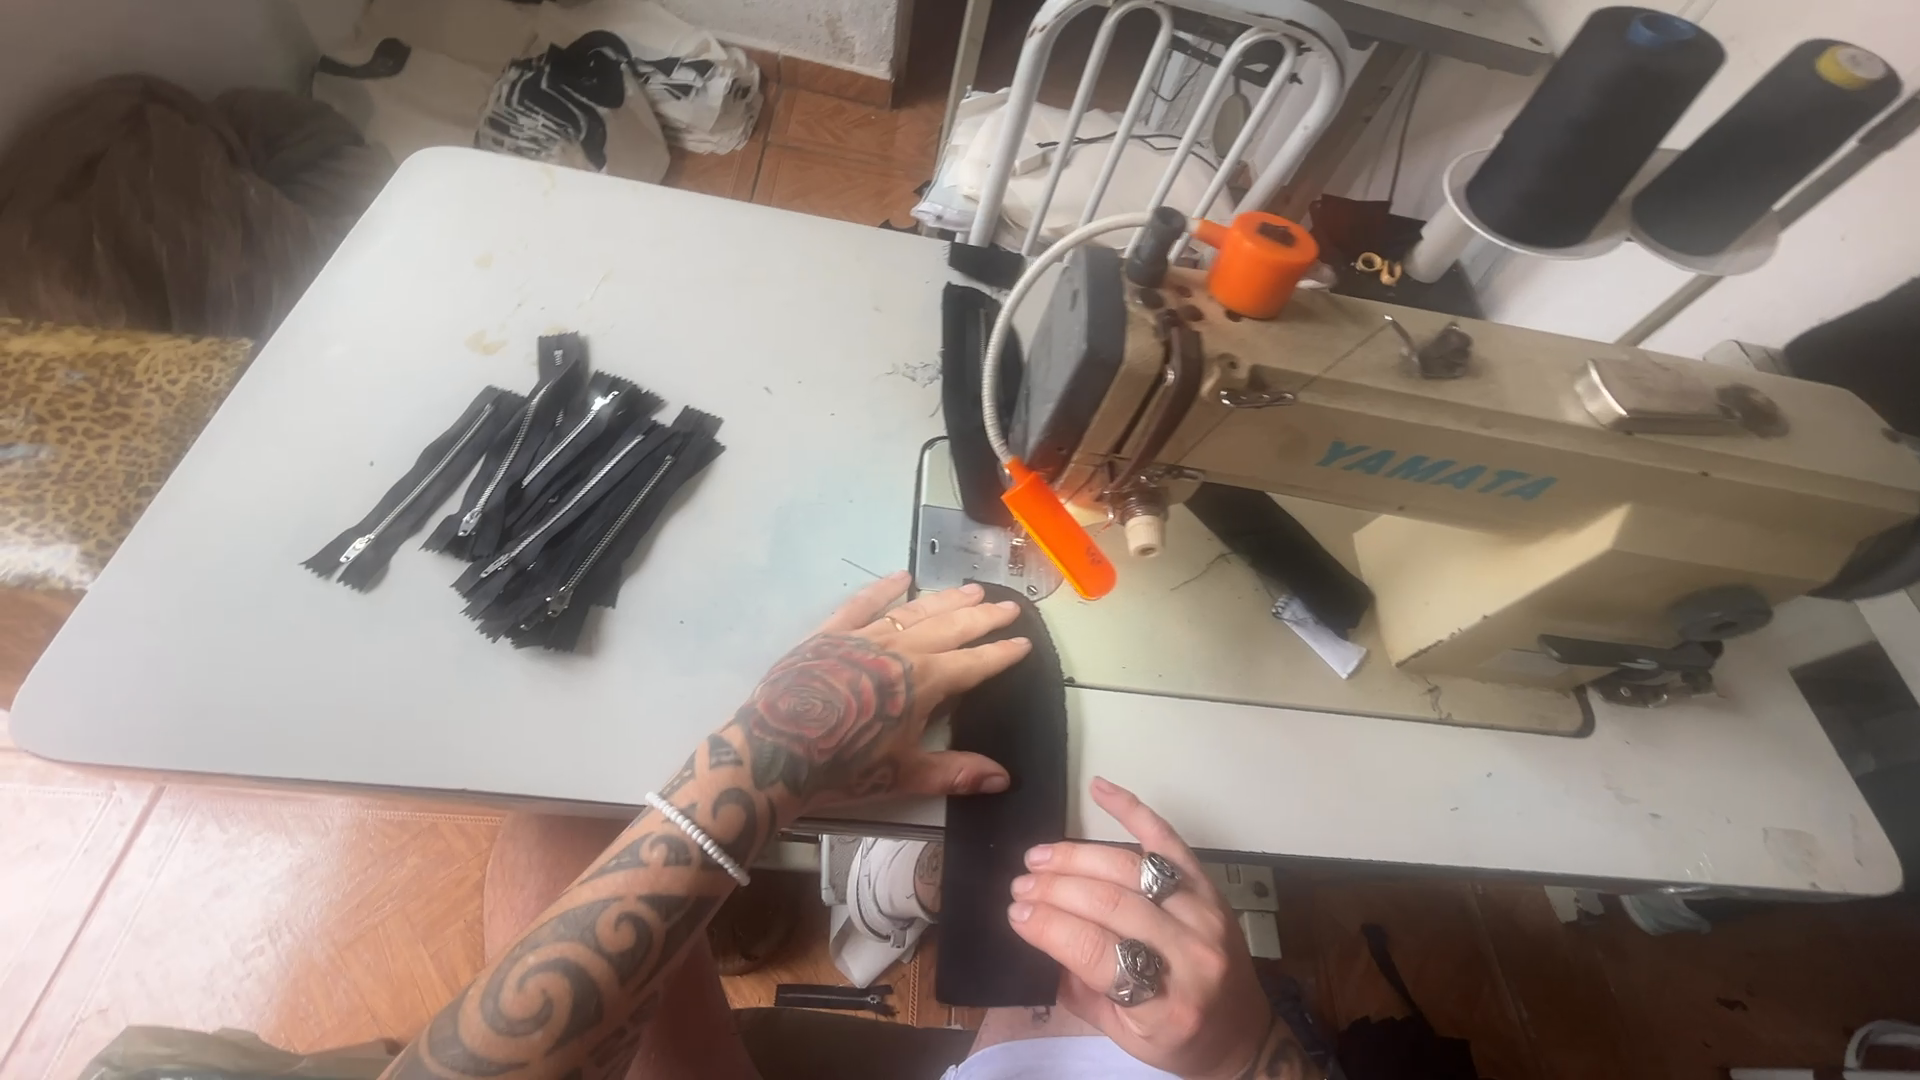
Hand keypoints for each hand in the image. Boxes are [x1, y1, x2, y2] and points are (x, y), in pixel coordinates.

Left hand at [727, 572, 1030, 820]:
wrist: (775, 751)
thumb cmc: (844, 766)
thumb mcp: (905, 775)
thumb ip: (956, 771)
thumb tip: (1004, 778)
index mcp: (924, 682)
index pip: (975, 664)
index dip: (1001, 654)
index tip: (1024, 642)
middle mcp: (901, 649)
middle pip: (952, 626)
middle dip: (984, 617)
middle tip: (1009, 606)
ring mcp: (866, 635)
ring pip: (915, 610)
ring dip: (946, 599)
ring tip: (971, 589)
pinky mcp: (831, 632)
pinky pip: (862, 603)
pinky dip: (883, 589)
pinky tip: (901, 576)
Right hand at [1007, 778, 1313, 1079]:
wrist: (1243, 1032)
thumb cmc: (1178, 1039)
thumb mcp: (1123, 1033)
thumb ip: (1078, 984)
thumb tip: (1034, 928)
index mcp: (1167, 1002)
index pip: (1096, 950)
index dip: (1049, 926)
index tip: (1016, 911)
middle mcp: (1190, 951)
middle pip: (1109, 902)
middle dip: (1055, 888)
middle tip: (1020, 883)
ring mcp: (1202, 910)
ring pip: (1129, 867)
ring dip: (1076, 856)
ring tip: (1039, 857)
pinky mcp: (1207, 883)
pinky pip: (1166, 838)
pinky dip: (1131, 808)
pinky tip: (1098, 789)